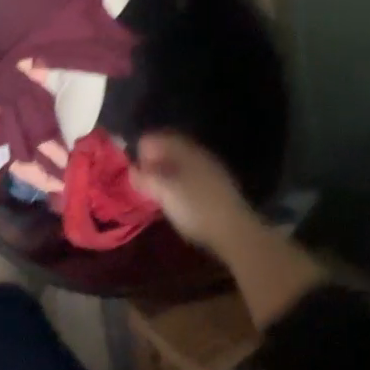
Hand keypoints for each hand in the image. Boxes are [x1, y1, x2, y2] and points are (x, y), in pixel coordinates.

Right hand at [132, 132, 325, 325]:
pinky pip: (192, 176)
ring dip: (167, 172)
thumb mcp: (164, 193)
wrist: (236, 232)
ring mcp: (212, 170)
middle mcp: (200, 155)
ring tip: (158, 190)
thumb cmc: (196, 208)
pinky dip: (180, 182)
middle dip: (154, 161)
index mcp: (185, 150)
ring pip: (182, 163)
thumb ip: (146, 179)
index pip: (157, 137)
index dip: (142, 150)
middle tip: (143, 179)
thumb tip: (133, 171)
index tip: (135, 168)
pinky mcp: (219, 187)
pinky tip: (177, 198)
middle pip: (171, 148)